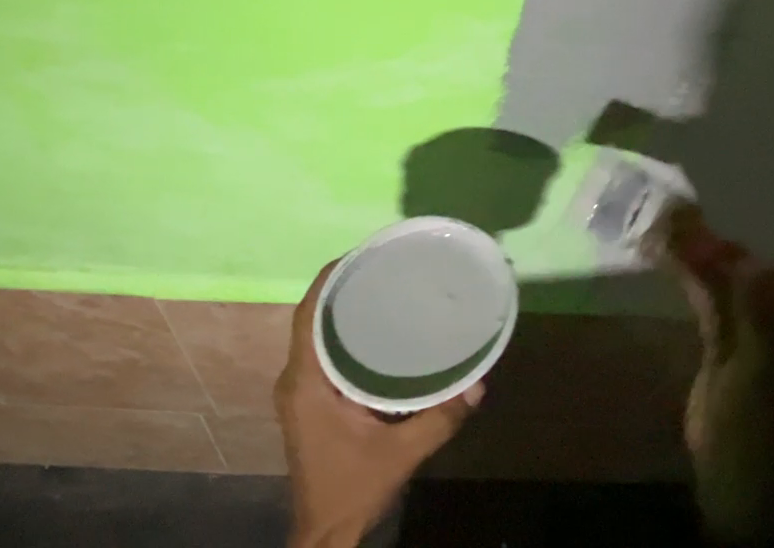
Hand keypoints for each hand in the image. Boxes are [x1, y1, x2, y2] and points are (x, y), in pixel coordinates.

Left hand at [276, 260, 483, 547]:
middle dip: (342, 288)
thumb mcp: (401, 454)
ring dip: (341, 311)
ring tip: (381, 289)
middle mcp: (295, 379)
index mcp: (306, 382)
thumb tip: (477, 384)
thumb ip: (439, 418)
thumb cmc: (353, 487)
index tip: (359, 254)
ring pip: (315, 336)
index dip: (328, 278)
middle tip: (381, 267)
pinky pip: (322, 354)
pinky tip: (376, 332)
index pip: (307, 314)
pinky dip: (343, 336)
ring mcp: (300, 392)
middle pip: (312, 318)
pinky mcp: (309, 403)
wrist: (326, 532)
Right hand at [644, 203, 773, 542]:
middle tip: (685, 210)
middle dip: (718, 242)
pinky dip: (686, 276)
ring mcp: (744, 327)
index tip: (732, 210)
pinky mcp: (718, 337)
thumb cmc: (747, 422)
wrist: (725, 465)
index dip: (755, 238)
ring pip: (720, 281)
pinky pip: (704, 297)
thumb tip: (746, 260)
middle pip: (747, 270)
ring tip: (668, 222)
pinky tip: (664, 254)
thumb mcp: (751, 369)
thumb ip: (749, 314)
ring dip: (697, 255)